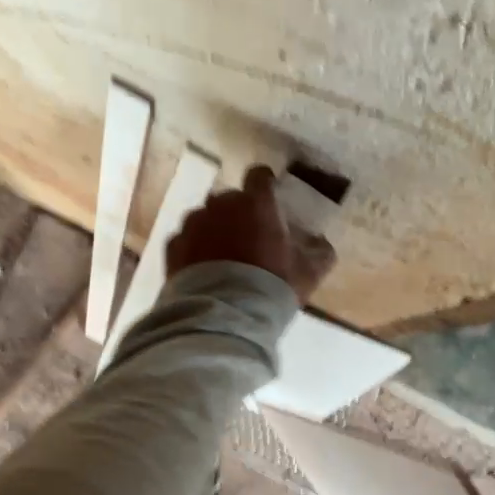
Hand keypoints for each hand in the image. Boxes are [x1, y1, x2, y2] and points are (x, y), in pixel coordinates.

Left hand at [166, 165, 335, 301]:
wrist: (223, 319)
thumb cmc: (270, 289)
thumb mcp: (308, 274)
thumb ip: (320, 253)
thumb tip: (323, 244)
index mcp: (255, 203)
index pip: (259, 176)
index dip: (266, 185)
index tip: (270, 198)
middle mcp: (220, 204)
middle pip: (230, 199)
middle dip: (238, 214)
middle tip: (248, 240)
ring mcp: (192, 224)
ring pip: (205, 218)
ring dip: (213, 230)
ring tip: (222, 260)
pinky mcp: (172, 247)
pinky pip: (185, 240)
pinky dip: (193, 250)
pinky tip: (202, 271)